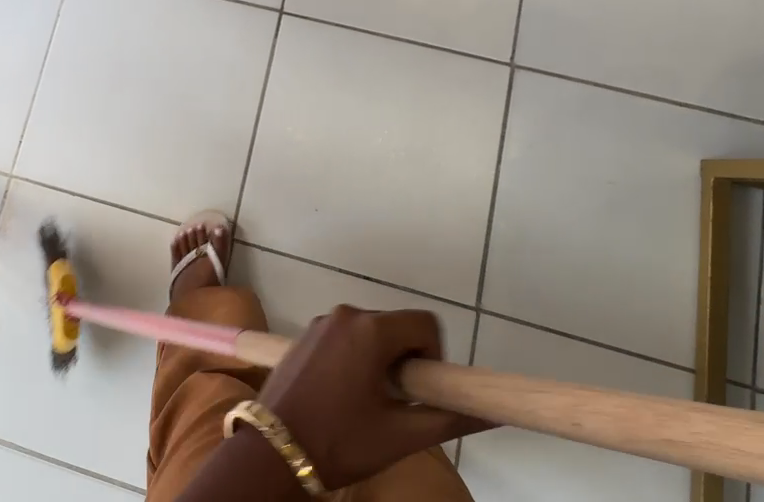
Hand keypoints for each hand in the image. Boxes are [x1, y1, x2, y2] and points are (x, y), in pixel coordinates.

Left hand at [256, 306, 491, 488]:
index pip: (424, 322)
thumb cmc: (340, 441)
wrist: (273, 449)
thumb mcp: (401, 436)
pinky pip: (346, 337)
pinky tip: (346, 396)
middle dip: (407, 359)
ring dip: (381, 360)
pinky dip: (357, 358)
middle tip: (398, 402)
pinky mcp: (304, 335)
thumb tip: (490, 413)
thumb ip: (450, 418)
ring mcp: (321, 323)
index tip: (423, 390)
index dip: (435, 354)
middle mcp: (346, 314)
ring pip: (371, 332)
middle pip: (397, 326)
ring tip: (370, 403)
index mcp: (370, 329)